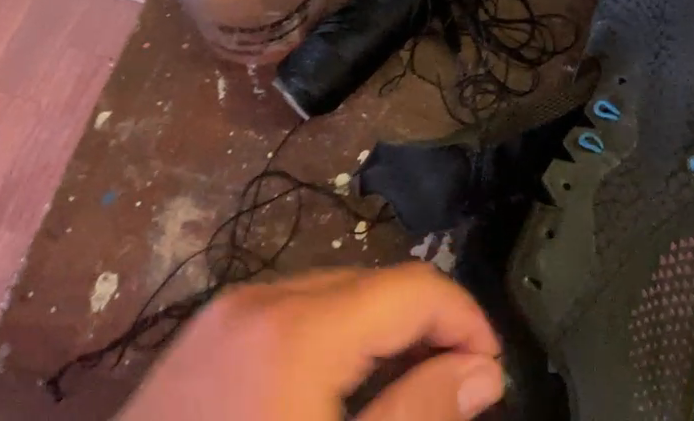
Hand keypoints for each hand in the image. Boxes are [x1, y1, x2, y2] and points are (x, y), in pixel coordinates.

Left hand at [120, 263, 505, 420]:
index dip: (466, 320)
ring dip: (381, 331)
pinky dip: (333, 337)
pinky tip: (337, 389)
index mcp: (300, 325)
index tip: (490, 373)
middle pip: (374, 284)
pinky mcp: (203, 336)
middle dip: (425, 327)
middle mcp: (262, 298)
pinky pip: (292, 312)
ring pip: (335, 294)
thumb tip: (482, 371)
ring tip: (404, 391)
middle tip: (456, 390)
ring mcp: (225, 313)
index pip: (413, 286)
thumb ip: (419, 412)